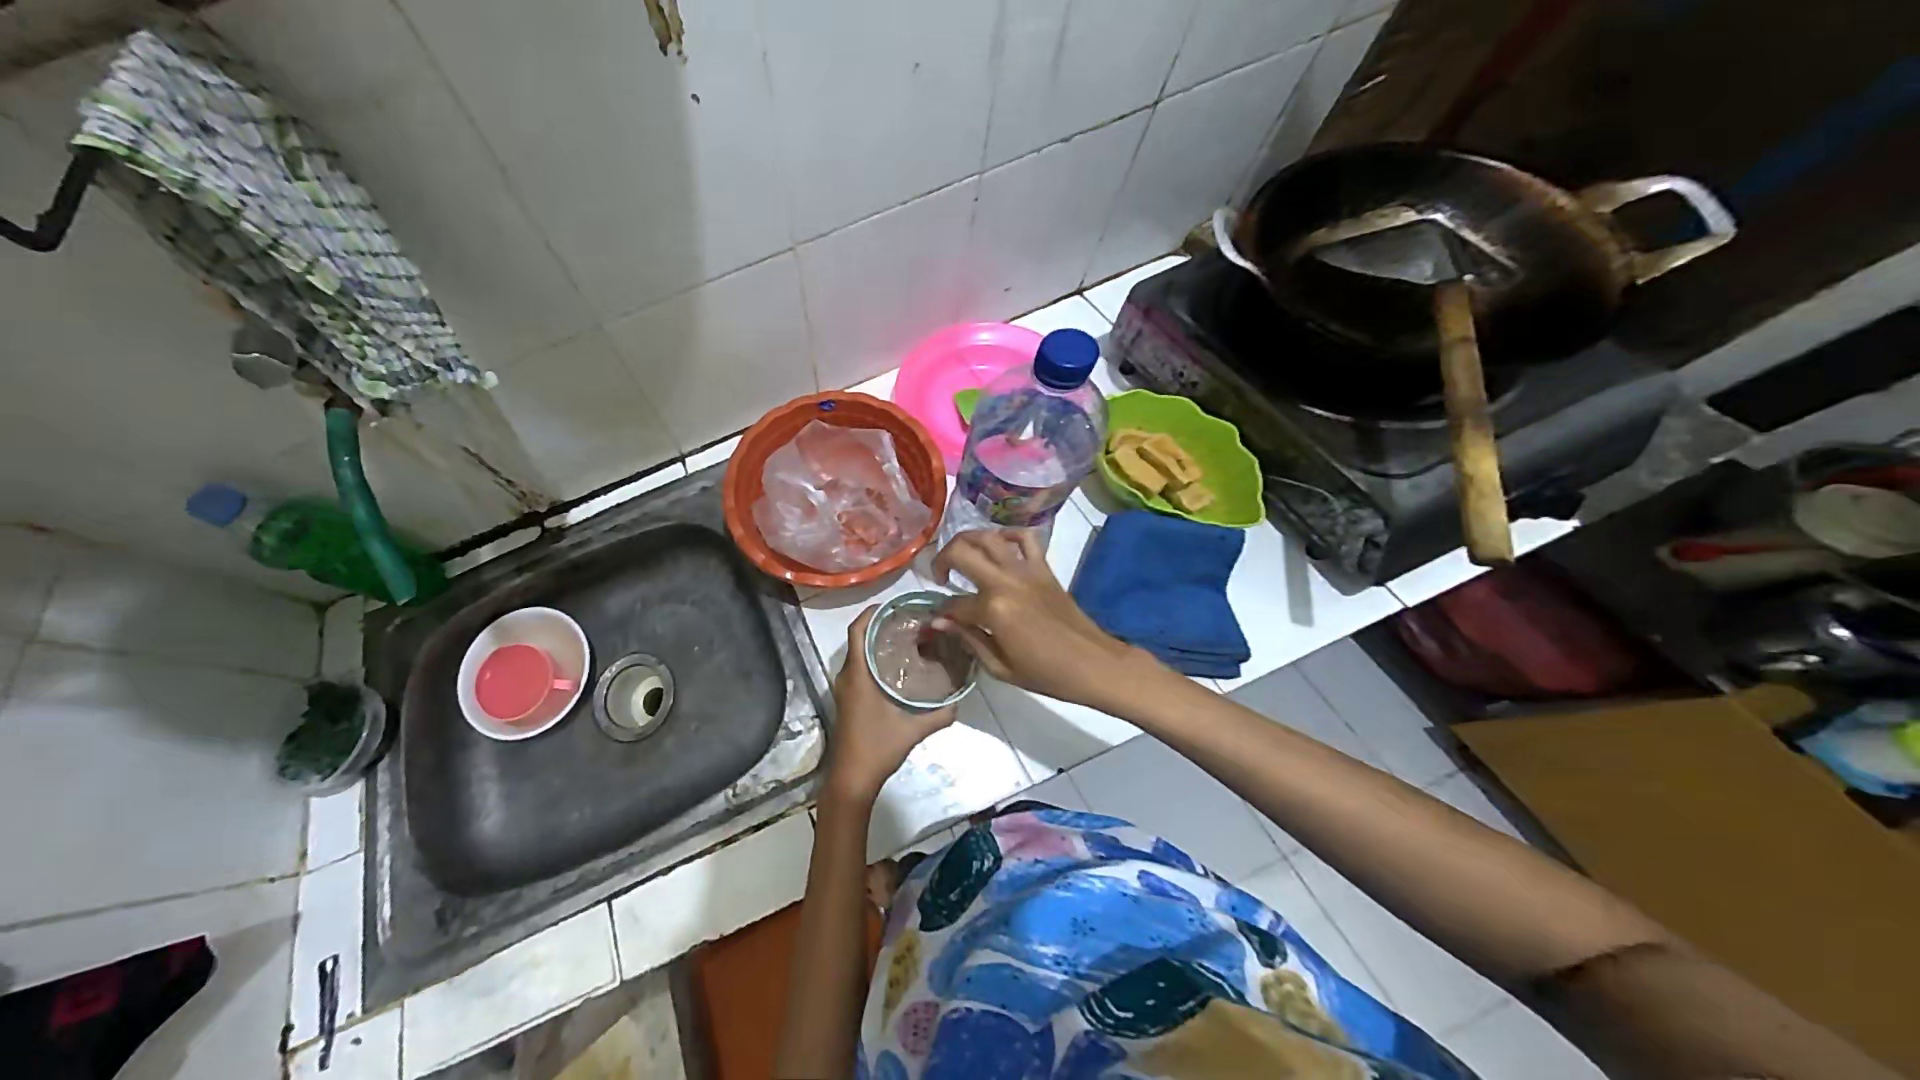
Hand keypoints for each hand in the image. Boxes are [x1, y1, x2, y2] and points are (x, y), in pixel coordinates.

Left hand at [824, 606, 957, 806]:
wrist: (851, 780)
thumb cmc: (877, 749)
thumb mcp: (914, 730)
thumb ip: (940, 714)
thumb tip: (962, 698)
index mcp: (858, 675)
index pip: (858, 631)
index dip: (871, 612)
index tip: (894, 603)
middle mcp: (848, 677)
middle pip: (860, 638)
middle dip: (882, 624)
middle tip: (911, 618)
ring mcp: (847, 689)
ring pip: (860, 653)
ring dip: (878, 641)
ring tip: (909, 635)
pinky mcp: (850, 699)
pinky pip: (860, 667)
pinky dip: (876, 658)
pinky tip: (900, 664)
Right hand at [931, 530, 1152, 709]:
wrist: (1092, 664)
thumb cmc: (1045, 674)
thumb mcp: (999, 667)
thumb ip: (968, 638)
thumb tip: (939, 621)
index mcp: (993, 609)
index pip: (953, 603)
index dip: (941, 612)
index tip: (937, 619)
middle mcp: (1006, 581)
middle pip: (961, 551)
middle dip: (941, 560)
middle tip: (940, 576)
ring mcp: (1026, 570)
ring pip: (988, 536)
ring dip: (968, 541)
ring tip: (962, 557)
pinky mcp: (1044, 567)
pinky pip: (1024, 537)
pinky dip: (1007, 534)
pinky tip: (998, 547)